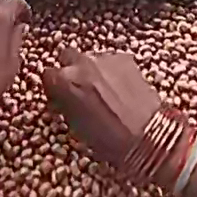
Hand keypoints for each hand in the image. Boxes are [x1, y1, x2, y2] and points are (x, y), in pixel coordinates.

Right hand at [43, 47, 161, 164]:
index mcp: (64, 81)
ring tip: (103, 89)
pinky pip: (110, 60)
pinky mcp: (124, 58)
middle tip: (78, 86)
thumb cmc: (110, 140)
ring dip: (92, 69)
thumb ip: (64, 103)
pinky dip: (111, 70)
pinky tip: (119, 87)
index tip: (57, 92)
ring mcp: (104, 58)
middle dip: (70, 68)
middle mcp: (81, 63)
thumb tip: (61, 97)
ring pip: (90, 57)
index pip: (47, 74)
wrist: (149, 137)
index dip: (53, 85)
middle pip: (67, 56)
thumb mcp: (76, 125)